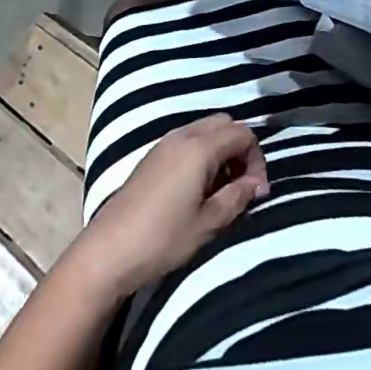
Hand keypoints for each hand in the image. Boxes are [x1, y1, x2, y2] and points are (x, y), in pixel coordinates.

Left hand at [67, 115, 267, 300]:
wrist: (112, 246)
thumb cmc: (164, 237)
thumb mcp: (209, 222)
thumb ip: (237, 196)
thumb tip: (256, 183)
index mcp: (198, 147)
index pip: (242, 132)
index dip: (257, 158)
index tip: (257, 192)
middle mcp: (181, 135)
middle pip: (223, 123)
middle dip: (241, 148)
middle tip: (243, 185)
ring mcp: (164, 142)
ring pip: (204, 129)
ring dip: (221, 150)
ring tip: (223, 189)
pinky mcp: (153, 154)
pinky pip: (187, 140)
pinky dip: (202, 153)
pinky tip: (200, 187)